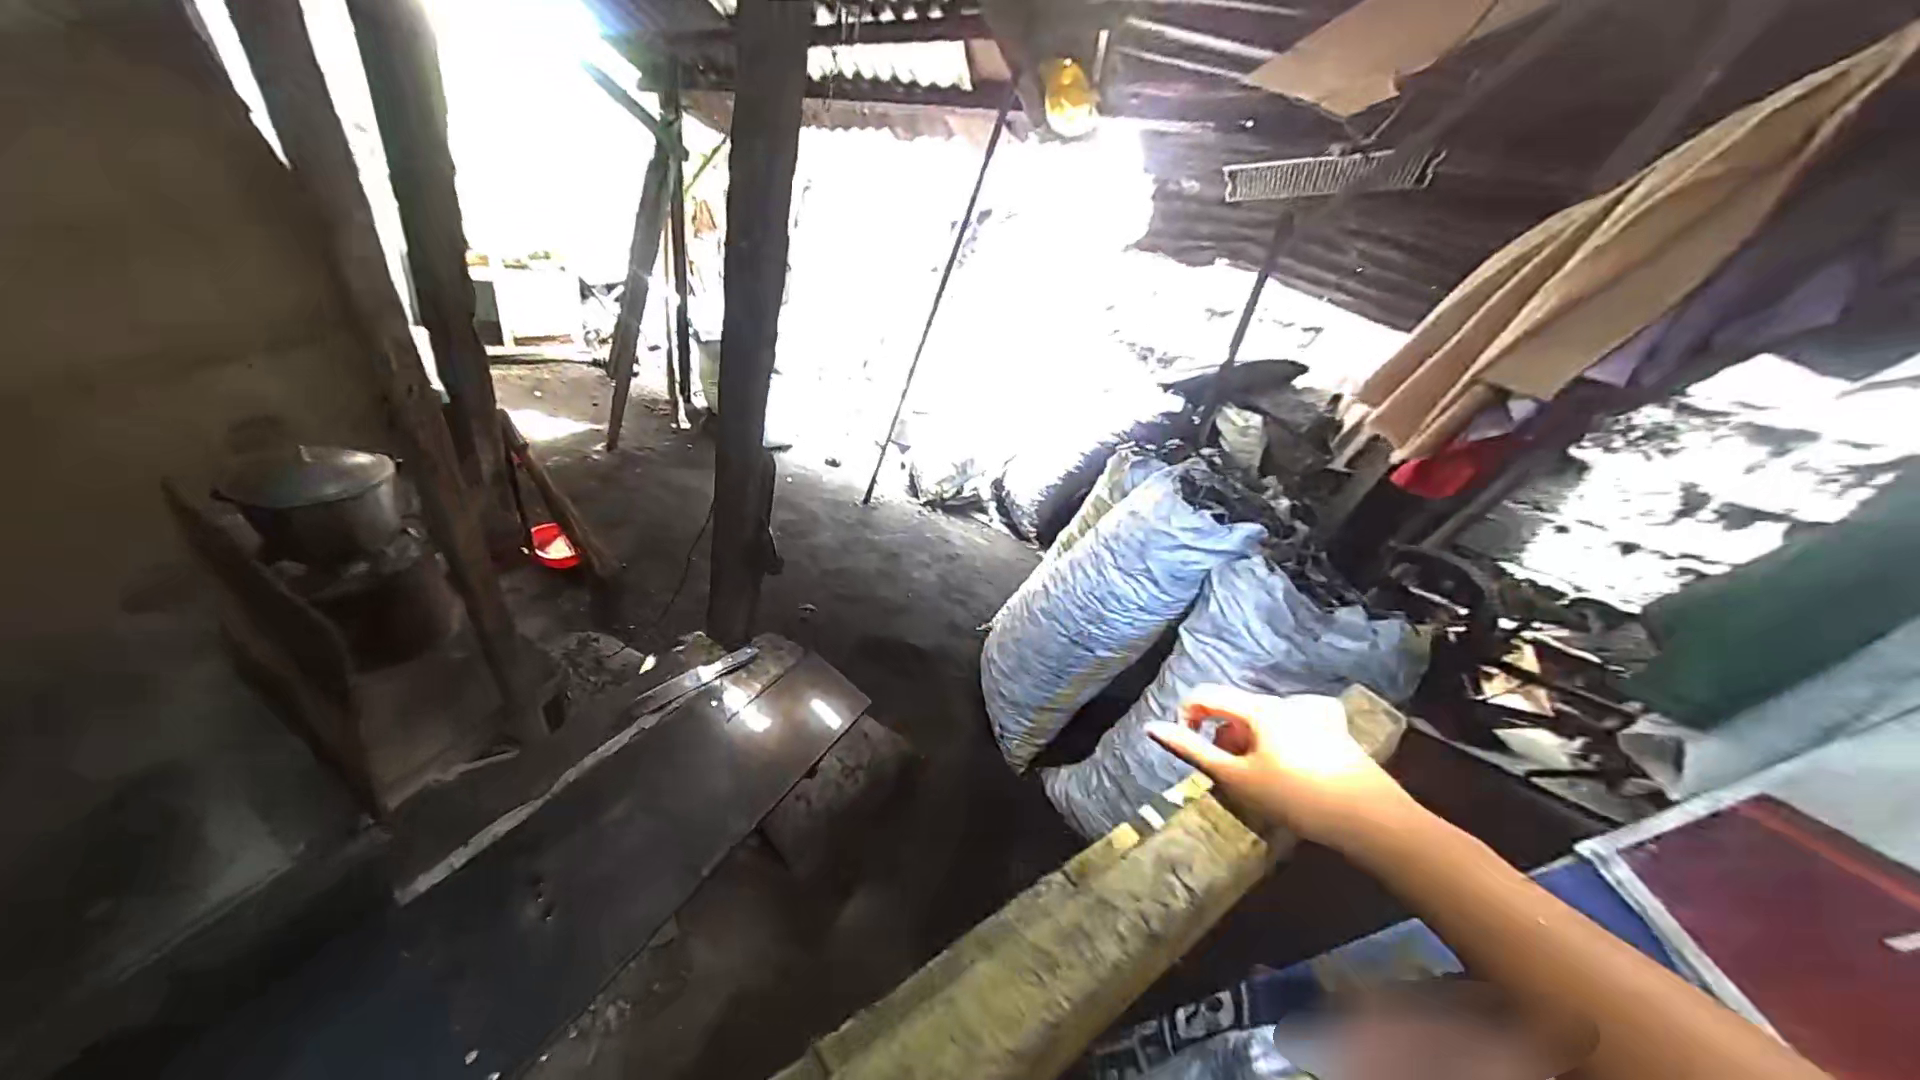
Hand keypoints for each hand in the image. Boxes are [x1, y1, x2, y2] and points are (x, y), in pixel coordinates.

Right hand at [1147, 684, 1417, 849]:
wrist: (1372, 819)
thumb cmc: (1296, 798)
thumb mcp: (1236, 777)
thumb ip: (1192, 749)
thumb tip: (1152, 727)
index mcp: (1260, 706)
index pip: (1206, 695)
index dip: (1188, 717)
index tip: (1191, 747)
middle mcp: (1286, 699)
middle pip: (1236, 707)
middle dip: (1224, 735)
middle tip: (1231, 773)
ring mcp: (1315, 710)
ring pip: (1263, 717)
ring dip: (1250, 740)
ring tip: (1260, 778)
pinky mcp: (1335, 726)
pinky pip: (1290, 723)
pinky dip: (1278, 740)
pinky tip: (1292, 770)